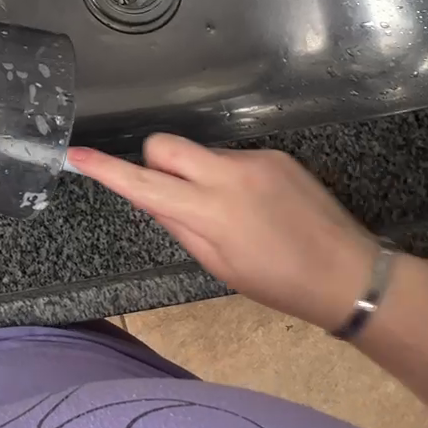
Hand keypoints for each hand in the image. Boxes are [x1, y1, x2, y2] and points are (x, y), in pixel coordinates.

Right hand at [68, 135, 379, 330]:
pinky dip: (227, 176)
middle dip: (154, 162)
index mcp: (210, 211)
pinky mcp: (274, 154)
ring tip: (230, 209)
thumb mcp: (217, 265)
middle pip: (162, 144)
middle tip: (172, 193)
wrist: (352, 275)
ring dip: (196, 173)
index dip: (105, 169)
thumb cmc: (278, 282)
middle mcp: (228, 176)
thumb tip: (149, 195)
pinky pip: (229, 156)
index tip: (76, 154)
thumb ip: (177, 224)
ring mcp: (254, 160)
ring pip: (197, 152)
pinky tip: (256, 204)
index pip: (143, 184)